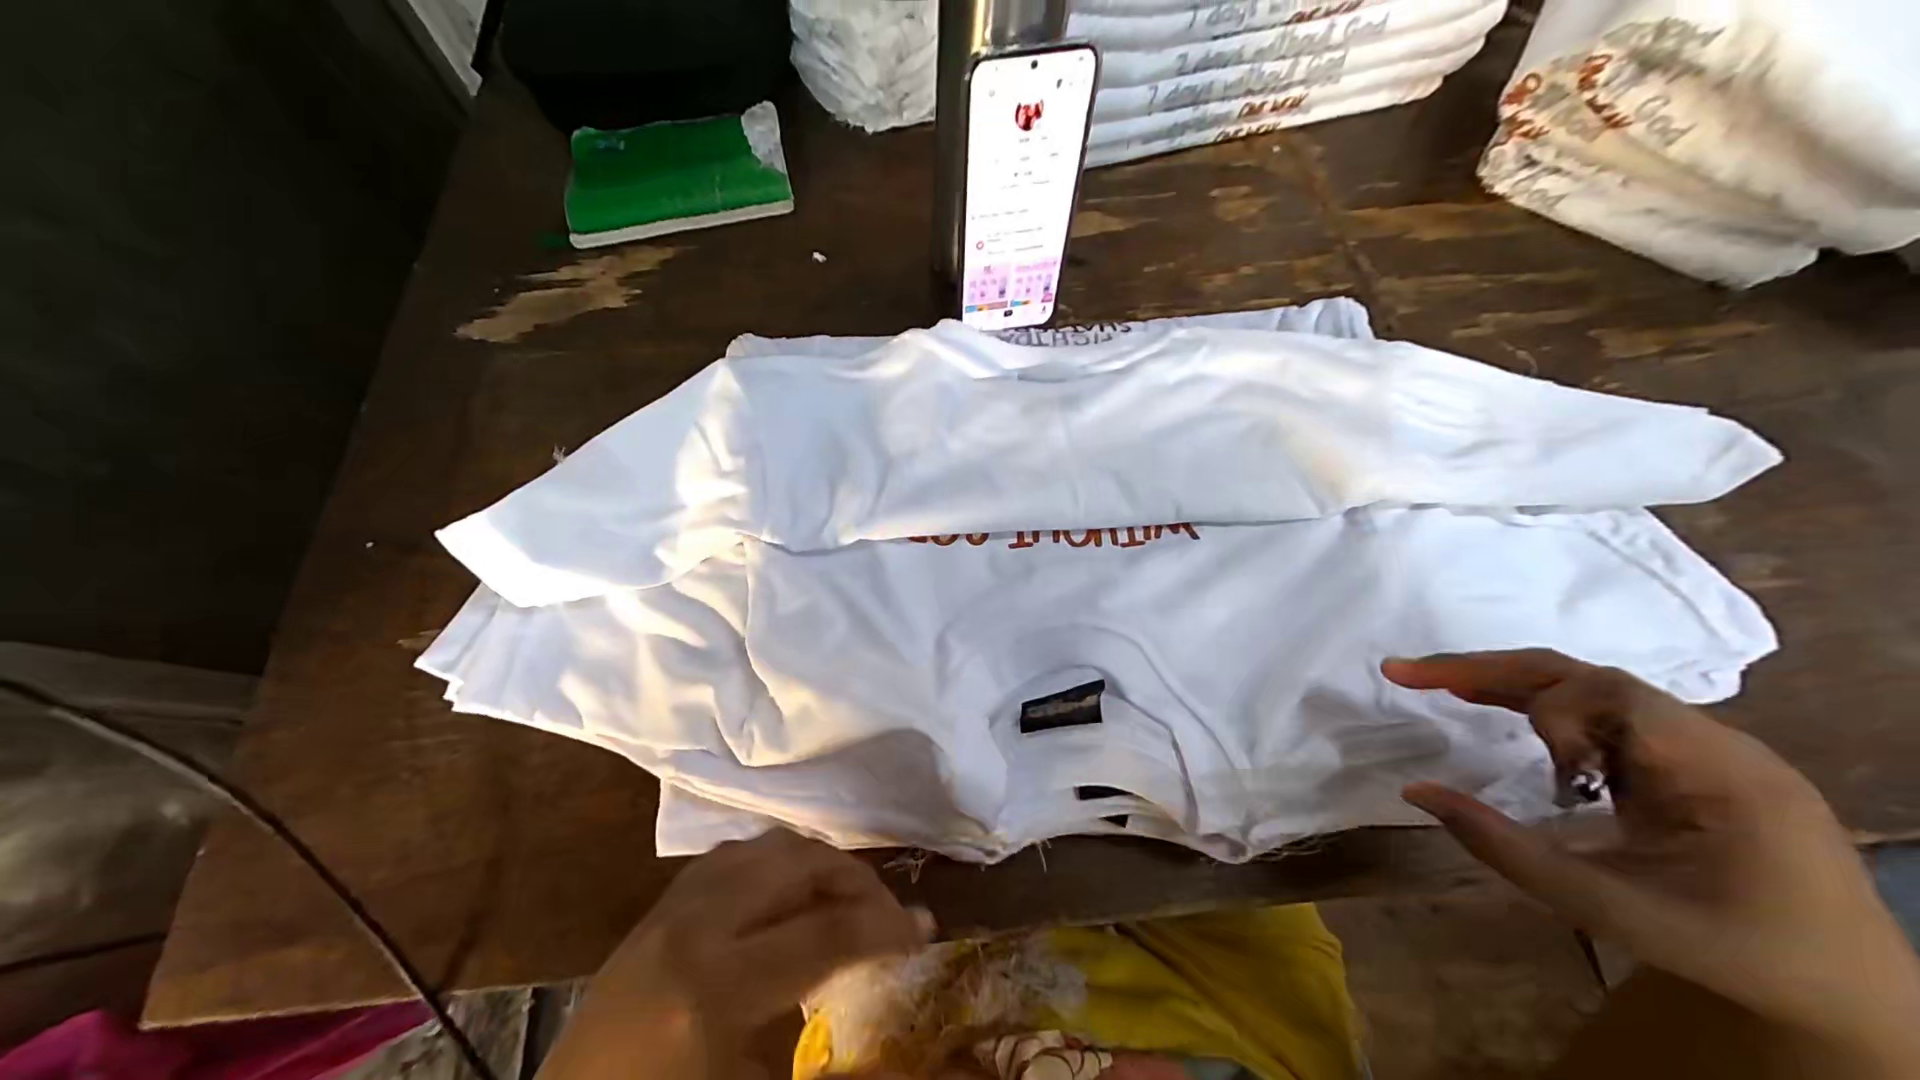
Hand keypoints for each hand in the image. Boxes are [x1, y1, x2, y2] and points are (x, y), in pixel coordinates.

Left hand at [538, 829, 934, 1079]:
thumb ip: (823, 1044)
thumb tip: (891, 1016)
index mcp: (716, 987)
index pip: (825, 932)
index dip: (886, 926)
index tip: (925, 928)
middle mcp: (693, 928)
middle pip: (797, 863)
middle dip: (855, 880)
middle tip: (887, 913)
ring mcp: (668, 911)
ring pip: (764, 848)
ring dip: (816, 864)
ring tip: (842, 901)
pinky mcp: (654, 911)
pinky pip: (730, 858)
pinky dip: (773, 864)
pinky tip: (786, 896)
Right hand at [1385, 649, 1919, 1060]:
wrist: (1848, 993)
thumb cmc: (1736, 953)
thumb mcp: (1614, 912)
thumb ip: (1509, 851)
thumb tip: (1415, 791)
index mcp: (1722, 771)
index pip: (1618, 695)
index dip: (1556, 713)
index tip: (1557, 780)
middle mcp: (1711, 741)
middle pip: (1588, 675)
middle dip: (1495, 670)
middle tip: (1408, 672)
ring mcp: (1696, 747)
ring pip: (1586, 687)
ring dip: (1508, 683)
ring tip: (1434, 683)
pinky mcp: (1679, 761)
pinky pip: (1598, 714)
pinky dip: (1537, 709)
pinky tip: (1495, 710)